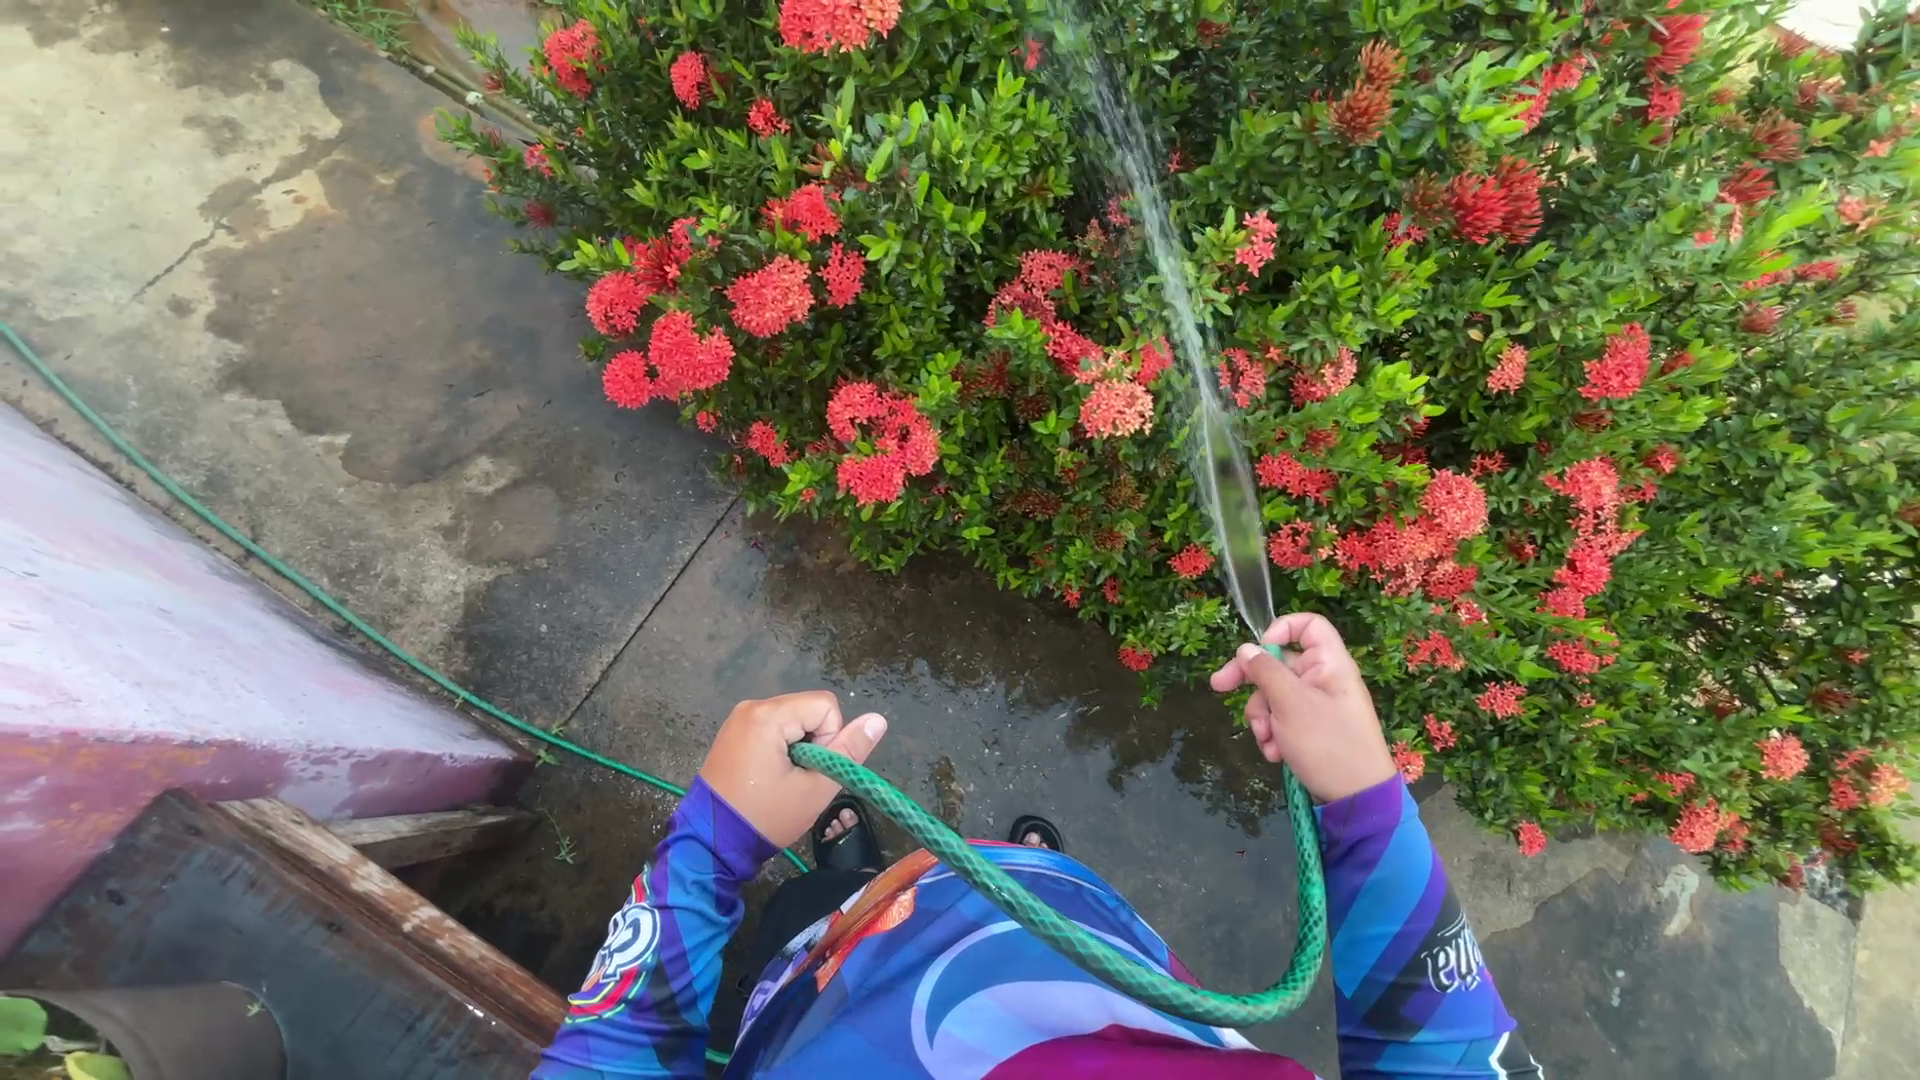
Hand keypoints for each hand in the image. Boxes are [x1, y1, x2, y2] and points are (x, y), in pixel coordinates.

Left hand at [699, 691, 888, 849]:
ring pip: (793, 720)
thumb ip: (849, 751)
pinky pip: (773, 728)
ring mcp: (739, 719)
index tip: (810, 772)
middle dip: (814, 743)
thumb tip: (878, 719)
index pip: (826, 707)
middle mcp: (752, 706)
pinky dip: (780, 748)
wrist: (708, 846)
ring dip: (798, 747)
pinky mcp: (733, 733)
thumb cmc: (765, 817)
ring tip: (781, 781)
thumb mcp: (815, 789)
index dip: (830, 740)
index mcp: (769, 714)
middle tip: (795, 780)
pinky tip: (768, 777)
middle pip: (809, 711)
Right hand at [1208, 613, 1395, 802]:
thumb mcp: (1290, 704)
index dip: (1281, 629)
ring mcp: (1316, 705)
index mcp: (1329, 664)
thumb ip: (1265, 671)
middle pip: (1278, 662)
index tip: (1258, 651)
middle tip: (1219, 687)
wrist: (1356, 800)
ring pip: (1273, 694)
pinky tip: (1274, 753)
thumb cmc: (1327, 743)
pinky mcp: (1309, 728)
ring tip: (1267, 740)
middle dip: (1251, 681)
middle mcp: (1323, 679)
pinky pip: (1280, 718)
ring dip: (1262, 716)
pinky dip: (1272, 733)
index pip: (1308, 625)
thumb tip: (1246, 649)